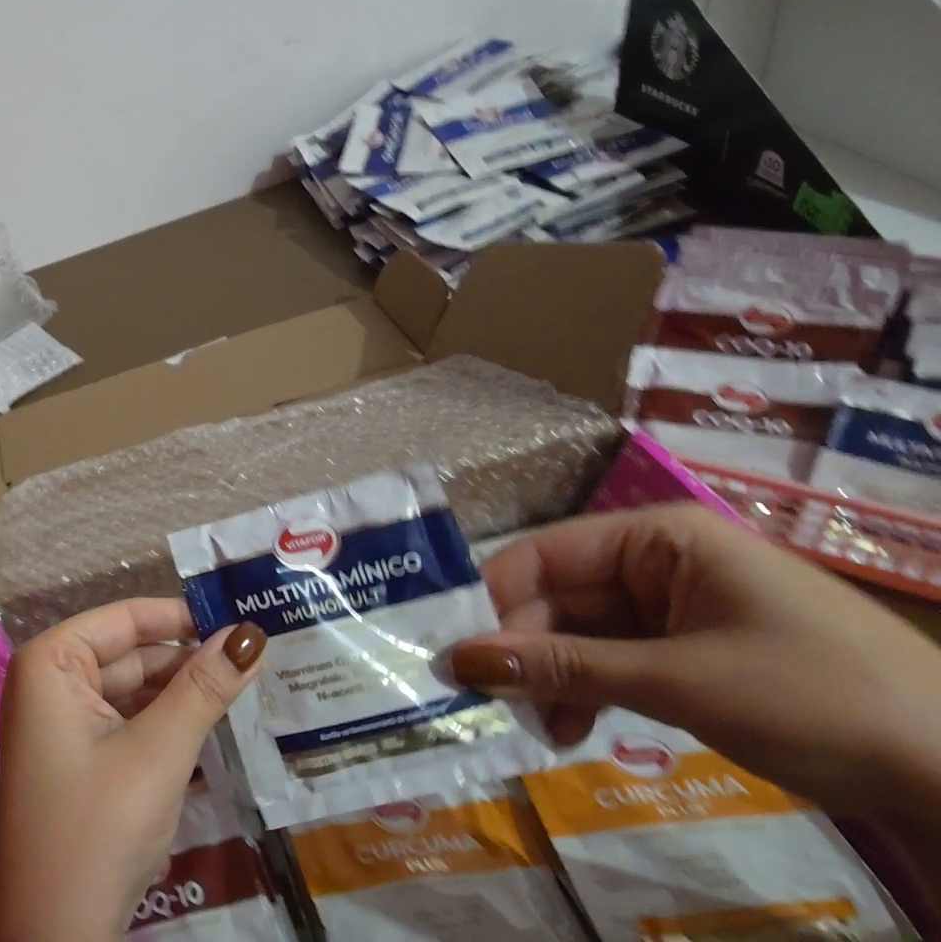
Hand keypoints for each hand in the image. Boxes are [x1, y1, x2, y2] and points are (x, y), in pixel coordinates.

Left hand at [0, 599, 264, 941]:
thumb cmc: (99, 825)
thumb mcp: (158, 752)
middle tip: (262, 655)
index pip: (124, 619)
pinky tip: (213, 728)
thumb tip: (249, 633)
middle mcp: (48, 683)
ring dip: (182, 695)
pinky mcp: (76, 761)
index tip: (243, 614)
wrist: (56, 929)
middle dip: (189, 659)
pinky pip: (126, 725)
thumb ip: (203, 689)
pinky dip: (165, 726)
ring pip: (132, 692)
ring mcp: (59, 725)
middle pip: (130, 654)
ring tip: (249, 689)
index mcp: (50, 663)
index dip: (183, 615)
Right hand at [441, 504, 940, 832]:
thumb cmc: (814, 697)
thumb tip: (456, 660)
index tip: (455, 655)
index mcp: (658, 540)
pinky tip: (575, 731)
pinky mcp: (691, 654)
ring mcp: (677, 610)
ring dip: (553, 681)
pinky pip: (614, 662)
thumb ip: (561, 667)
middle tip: (493, 708)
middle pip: (557, 599)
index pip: (542, 556)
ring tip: (543, 731)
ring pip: (580, 635)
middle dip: (525, 653)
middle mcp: (660, 563)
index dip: (492, 602)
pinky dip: (588, 693)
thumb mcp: (675, 681)